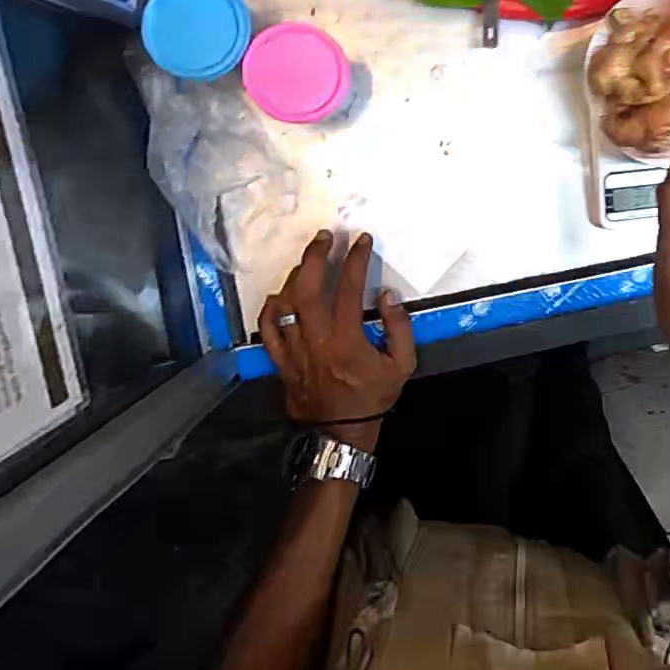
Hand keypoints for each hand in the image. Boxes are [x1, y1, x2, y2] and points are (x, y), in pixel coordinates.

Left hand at [259, 231, 415, 448]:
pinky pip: (267, 329)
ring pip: (285, 303)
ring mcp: (293, 350)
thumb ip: (399, 328)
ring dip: (295, 275)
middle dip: (315, 256)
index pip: (348, 288)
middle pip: (307, 287)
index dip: (355, 259)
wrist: (341, 432)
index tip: (361, 240)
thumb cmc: (373, 397)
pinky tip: (280, 294)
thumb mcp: (402, 365)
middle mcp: (316, 339)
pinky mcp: (280, 360)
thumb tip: (386, 295)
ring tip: (307, 259)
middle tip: (325, 237)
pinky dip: (271, 308)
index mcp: (346, 340)